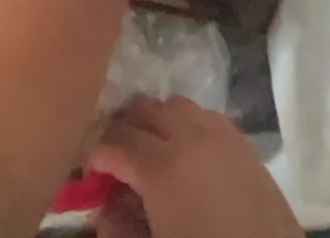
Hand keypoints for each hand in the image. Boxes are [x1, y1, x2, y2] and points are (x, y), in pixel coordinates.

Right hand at [89, 96, 301, 237]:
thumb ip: (119, 227)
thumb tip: (103, 206)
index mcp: (162, 167)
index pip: (113, 142)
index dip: (94, 155)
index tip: (88, 175)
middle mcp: (189, 136)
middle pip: (143, 111)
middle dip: (121, 129)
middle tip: (112, 160)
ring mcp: (219, 133)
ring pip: (173, 105)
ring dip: (154, 120)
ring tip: (146, 151)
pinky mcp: (241, 140)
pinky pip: (203, 114)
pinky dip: (184, 122)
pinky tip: (183, 151)